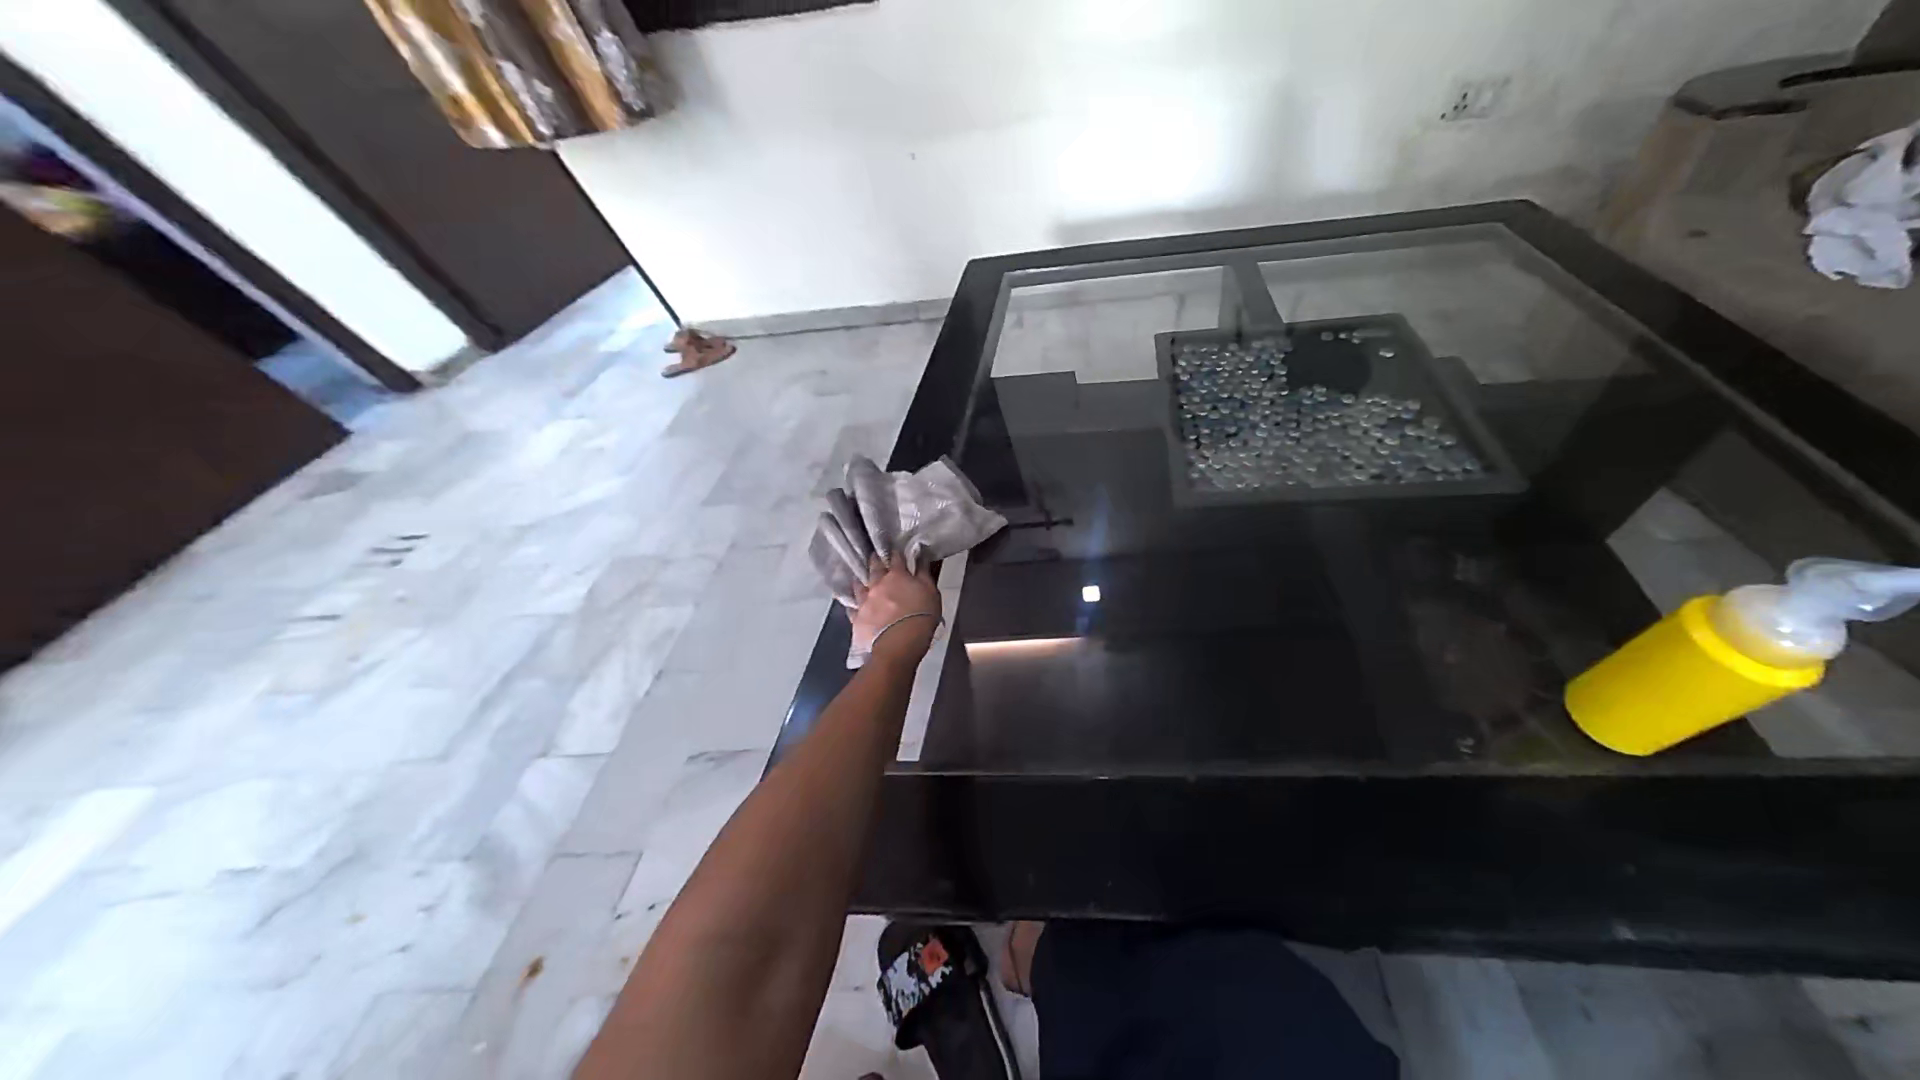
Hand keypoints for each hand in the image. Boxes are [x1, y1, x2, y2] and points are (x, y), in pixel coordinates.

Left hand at [851, 557, 940, 665]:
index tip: (896, 550)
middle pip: (874, 568)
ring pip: (859, 586)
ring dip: (860, 581)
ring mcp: (865, 601)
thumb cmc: (921, 616)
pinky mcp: (857, 618)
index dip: (896, 553)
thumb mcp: (931, 592)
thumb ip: (924, 574)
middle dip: (874, 561)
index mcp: (897, 576)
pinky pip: (852, 609)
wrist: (899, 643)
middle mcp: (877, 585)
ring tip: (859, 579)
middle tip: (873, 556)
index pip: (896, 558)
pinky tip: (853, 605)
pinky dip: (853, 606)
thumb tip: (920, 557)